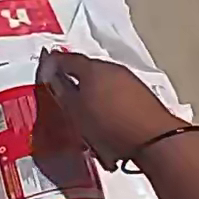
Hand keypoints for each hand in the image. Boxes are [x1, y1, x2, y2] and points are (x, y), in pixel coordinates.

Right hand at [38, 49, 185, 167]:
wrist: (153, 140)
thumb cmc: (107, 125)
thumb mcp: (76, 112)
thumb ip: (61, 91)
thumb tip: (52, 75)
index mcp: (91, 69)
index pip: (66, 59)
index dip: (52, 65)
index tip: (44, 74)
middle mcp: (111, 68)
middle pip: (86, 70)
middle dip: (73, 81)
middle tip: (62, 97)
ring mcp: (129, 80)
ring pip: (103, 82)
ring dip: (92, 93)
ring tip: (84, 114)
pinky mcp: (141, 95)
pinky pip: (116, 94)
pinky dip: (107, 103)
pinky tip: (105, 122)